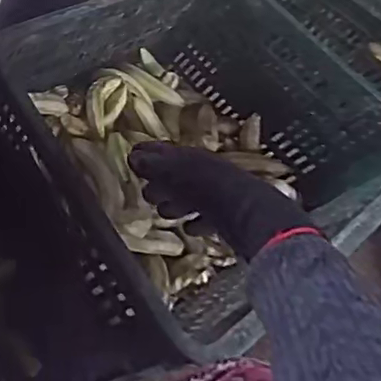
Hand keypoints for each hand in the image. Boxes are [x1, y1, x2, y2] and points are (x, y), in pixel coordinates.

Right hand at [129, 141, 315, 259]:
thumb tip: (132, 158)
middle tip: (145, 191)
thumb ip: (152, 165)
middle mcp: (203, 170)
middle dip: (160, 182)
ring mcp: (218, 194)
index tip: (132, 159)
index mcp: (188, 155)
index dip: (146, 155)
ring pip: (191, 196)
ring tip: (162, 211)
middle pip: (176, 174)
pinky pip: (206, 217)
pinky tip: (189, 229)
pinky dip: (195, 221)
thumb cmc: (205, 187)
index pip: (162, 151)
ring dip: (176, 202)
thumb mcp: (171, 173)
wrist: (248, 213)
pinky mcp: (229, 218)